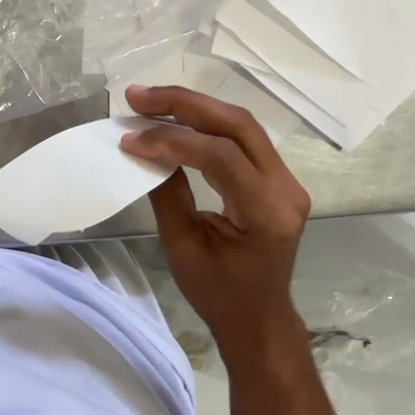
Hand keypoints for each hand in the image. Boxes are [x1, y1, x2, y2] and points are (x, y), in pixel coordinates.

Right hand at [119, 85, 310, 352]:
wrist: (258, 317)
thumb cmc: (218, 293)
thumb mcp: (183, 247)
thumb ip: (168, 195)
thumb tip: (145, 150)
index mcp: (266, 212)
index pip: (219, 156)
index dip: (171, 141)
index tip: (128, 140)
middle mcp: (285, 188)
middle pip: (238, 125)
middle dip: (184, 104)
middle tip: (136, 97)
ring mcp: (286, 181)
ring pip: (242, 125)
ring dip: (193, 108)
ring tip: (148, 101)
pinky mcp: (276, 179)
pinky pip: (242, 140)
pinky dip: (204, 125)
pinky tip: (174, 120)